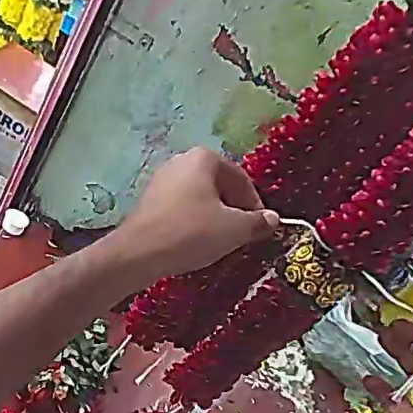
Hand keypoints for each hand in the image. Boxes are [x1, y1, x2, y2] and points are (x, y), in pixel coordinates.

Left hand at [106, 147, 279, 284]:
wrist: (138, 254)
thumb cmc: (190, 233)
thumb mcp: (233, 229)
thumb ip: (258, 222)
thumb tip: (273, 219)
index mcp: (204, 158)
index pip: (241, 180)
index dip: (255, 206)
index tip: (260, 228)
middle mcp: (181, 161)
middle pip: (220, 187)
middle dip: (234, 211)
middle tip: (242, 236)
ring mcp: (162, 180)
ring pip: (200, 198)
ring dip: (215, 218)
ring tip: (220, 242)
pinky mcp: (149, 201)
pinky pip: (182, 209)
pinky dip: (193, 222)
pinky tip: (195, 243)